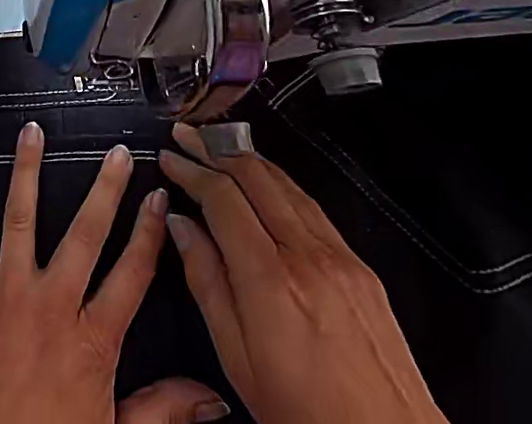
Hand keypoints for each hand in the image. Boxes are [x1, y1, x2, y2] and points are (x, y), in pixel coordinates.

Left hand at [0, 122, 231, 423]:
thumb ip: (163, 409)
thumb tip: (209, 400)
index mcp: (90, 340)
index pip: (133, 272)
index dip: (150, 232)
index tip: (159, 200)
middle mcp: (51, 308)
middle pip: (86, 234)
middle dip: (105, 189)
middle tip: (117, 156)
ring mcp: (8, 298)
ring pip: (21, 219)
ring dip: (27, 171)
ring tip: (32, 135)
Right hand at [160, 123, 448, 423]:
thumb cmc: (311, 416)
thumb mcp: (238, 359)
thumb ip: (207, 283)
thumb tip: (183, 231)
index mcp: (271, 280)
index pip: (222, 197)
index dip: (192, 169)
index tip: (173, 158)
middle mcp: (307, 256)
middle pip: (255, 175)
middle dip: (215, 147)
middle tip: (190, 135)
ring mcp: (338, 254)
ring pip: (285, 182)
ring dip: (247, 157)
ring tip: (220, 146)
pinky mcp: (358, 261)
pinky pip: (311, 203)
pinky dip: (280, 182)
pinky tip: (268, 182)